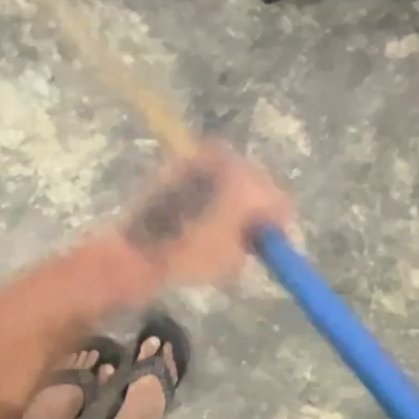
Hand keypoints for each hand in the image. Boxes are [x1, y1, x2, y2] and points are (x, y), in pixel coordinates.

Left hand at [116, 142, 293, 288]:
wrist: (138, 247)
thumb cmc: (189, 257)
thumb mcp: (232, 260)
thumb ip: (256, 244)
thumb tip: (257, 237)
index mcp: (250, 186)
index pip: (280, 202)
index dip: (280, 224)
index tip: (276, 242)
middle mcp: (230, 163)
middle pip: (258, 182)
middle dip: (259, 205)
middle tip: (253, 231)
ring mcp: (202, 157)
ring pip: (233, 174)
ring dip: (236, 194)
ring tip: (227, 222)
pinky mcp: (179, 161)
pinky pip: (208, 173)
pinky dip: (213, 189)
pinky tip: (205, 210)